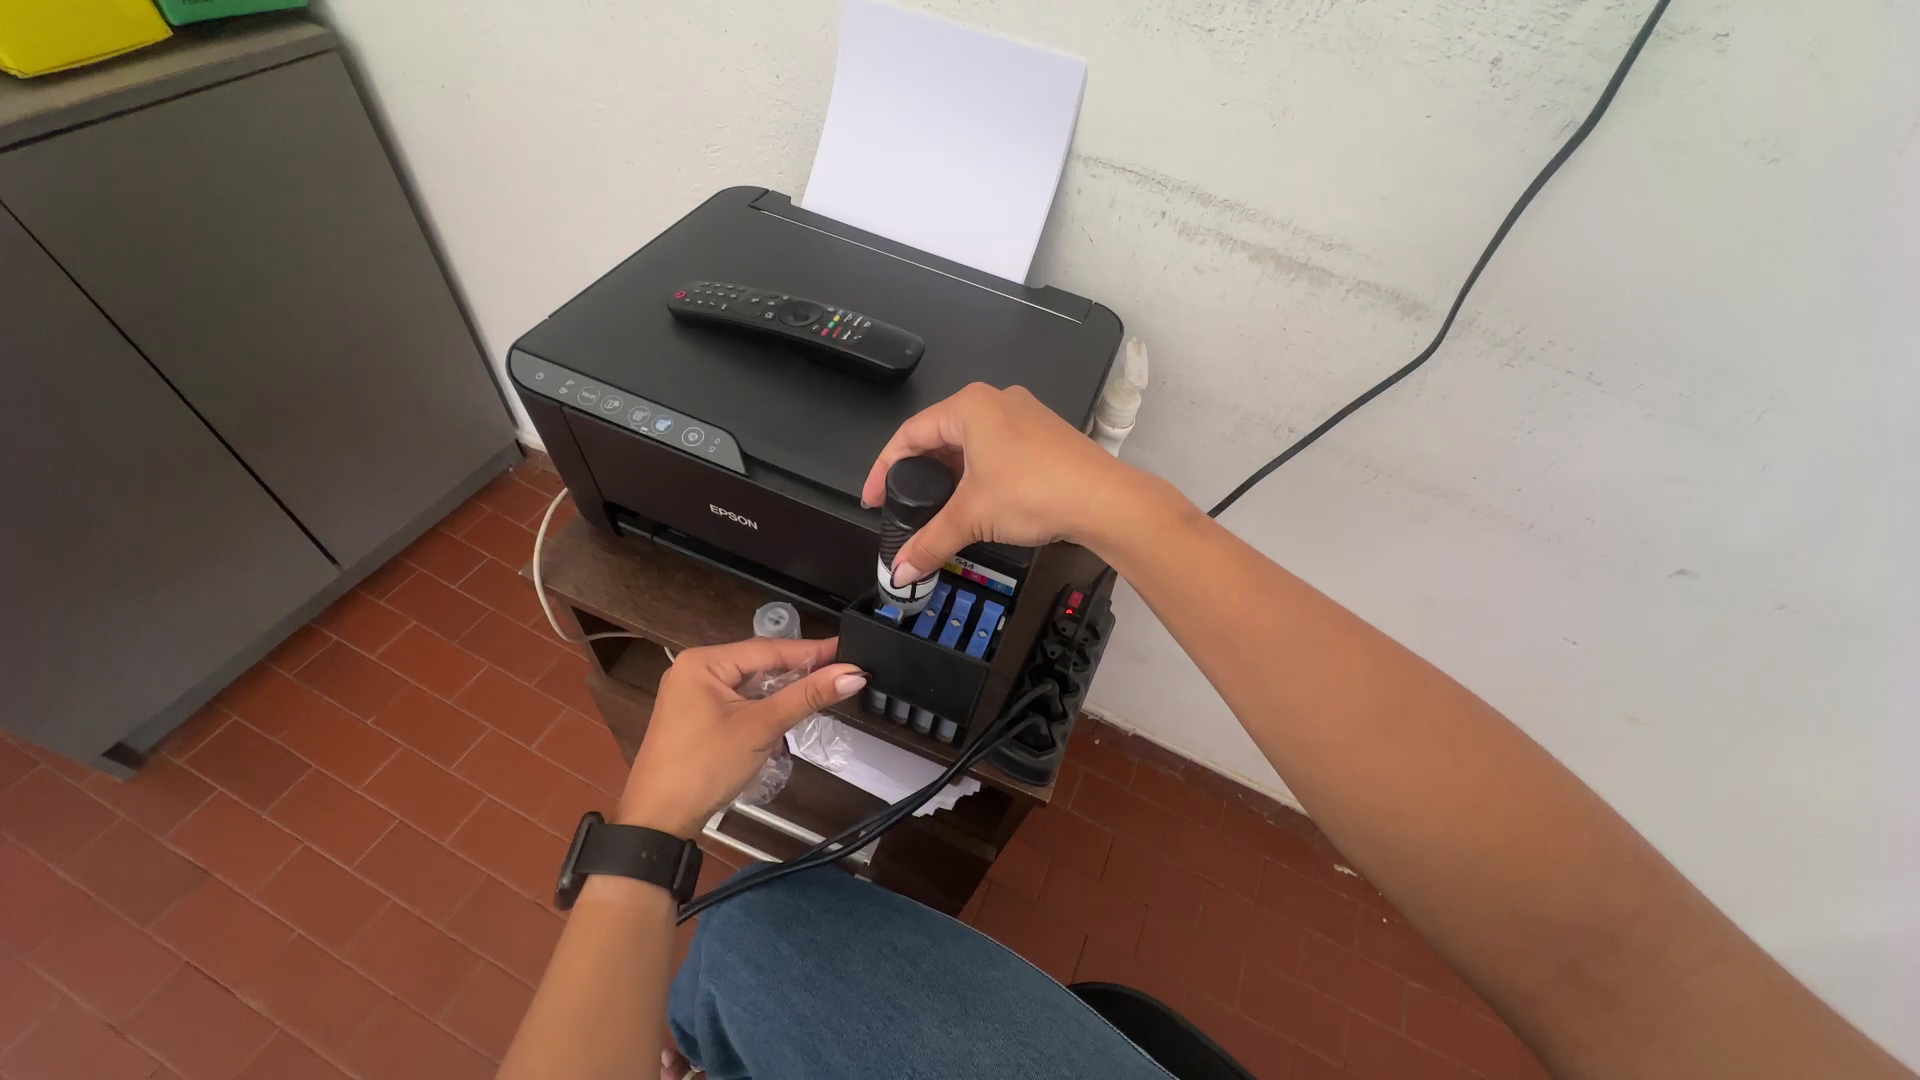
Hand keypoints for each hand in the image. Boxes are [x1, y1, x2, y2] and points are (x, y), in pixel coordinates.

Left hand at [618, 637, 865, 837]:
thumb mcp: (761, 727)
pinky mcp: (696, 716)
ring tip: (824, 688)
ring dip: (783, 689)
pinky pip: (739, 700)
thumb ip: (807, 697)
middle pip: (760, 663)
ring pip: (751, 683)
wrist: (658, 821)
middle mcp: (695, 669)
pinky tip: (789, 709)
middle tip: (842, 671)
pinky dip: (764, 705)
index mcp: (703, 661)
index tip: (849, 651)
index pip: (769, 648)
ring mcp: (693, 694)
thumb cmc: (705, 767)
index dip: (813, 651)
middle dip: (800, 670)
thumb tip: (853, 674)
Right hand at [860, 383, 1134, 584]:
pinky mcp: (1044, 434)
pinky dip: (978, 473)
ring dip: (950, 475)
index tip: (873, 499)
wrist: (1104, 499)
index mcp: (969, 406)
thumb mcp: (971, 517)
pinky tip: (977, 500)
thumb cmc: (1034, 492)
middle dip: (918, 473)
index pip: (909, 434)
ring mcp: (1024, 415)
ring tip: (938, 508)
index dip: (884, 469)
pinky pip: (997, 448)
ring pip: (970, 443)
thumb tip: (899, 572)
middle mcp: (995, 400)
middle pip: (939, 436)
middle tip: (903, 505)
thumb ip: (929, 542)